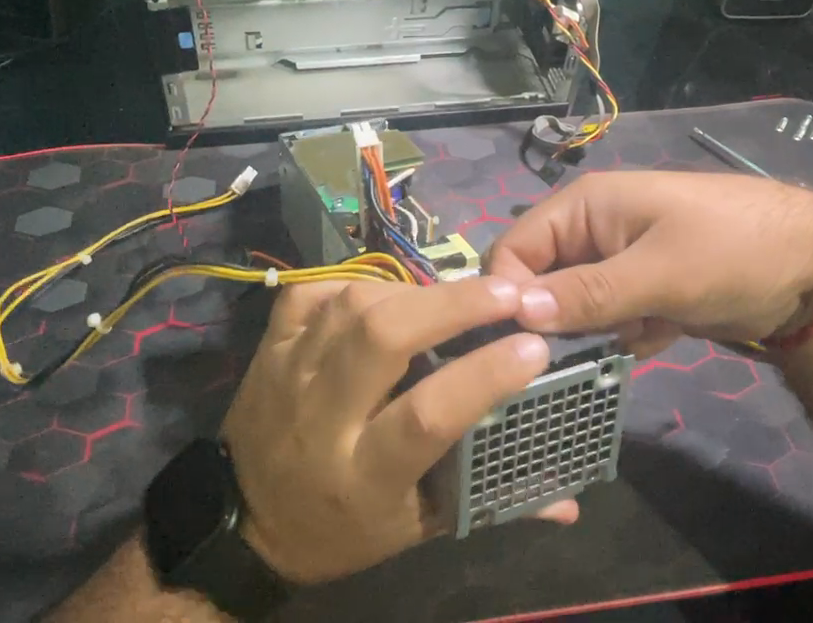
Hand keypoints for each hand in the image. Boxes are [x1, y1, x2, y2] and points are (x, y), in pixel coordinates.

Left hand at [219, 276, 575, 584]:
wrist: (242, 520)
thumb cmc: (341, 527)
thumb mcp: (413, 529)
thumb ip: (487, 501)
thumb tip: (570, 500)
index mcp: (364, 474)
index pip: (427, 415)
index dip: (483, 376)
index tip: (532, 348)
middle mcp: (323, 415)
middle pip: (383, 337)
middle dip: (451, 305)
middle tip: (504, 293)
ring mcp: (289, 372)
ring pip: (351, 306)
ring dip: (411, 290)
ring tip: (453, 293)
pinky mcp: (268, 346)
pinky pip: (311, 292)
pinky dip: (353, 282)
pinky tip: (385, 291)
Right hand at [487, 171, 812, 351]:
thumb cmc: (734, 252)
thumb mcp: (660, 273)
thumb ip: (587, 293)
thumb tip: (515, 312)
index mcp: (582, 206)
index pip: (512, 249)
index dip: (508, 295)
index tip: (521, 346)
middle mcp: (589, 231)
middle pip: (537, 281)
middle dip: (553, 319)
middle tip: (577, 352)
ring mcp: (615, 262)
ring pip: (570, 306)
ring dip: (593, 330)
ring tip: (632, 336)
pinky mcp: (639, 290)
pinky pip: (604, 319)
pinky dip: (623, 334)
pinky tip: (656, 335)